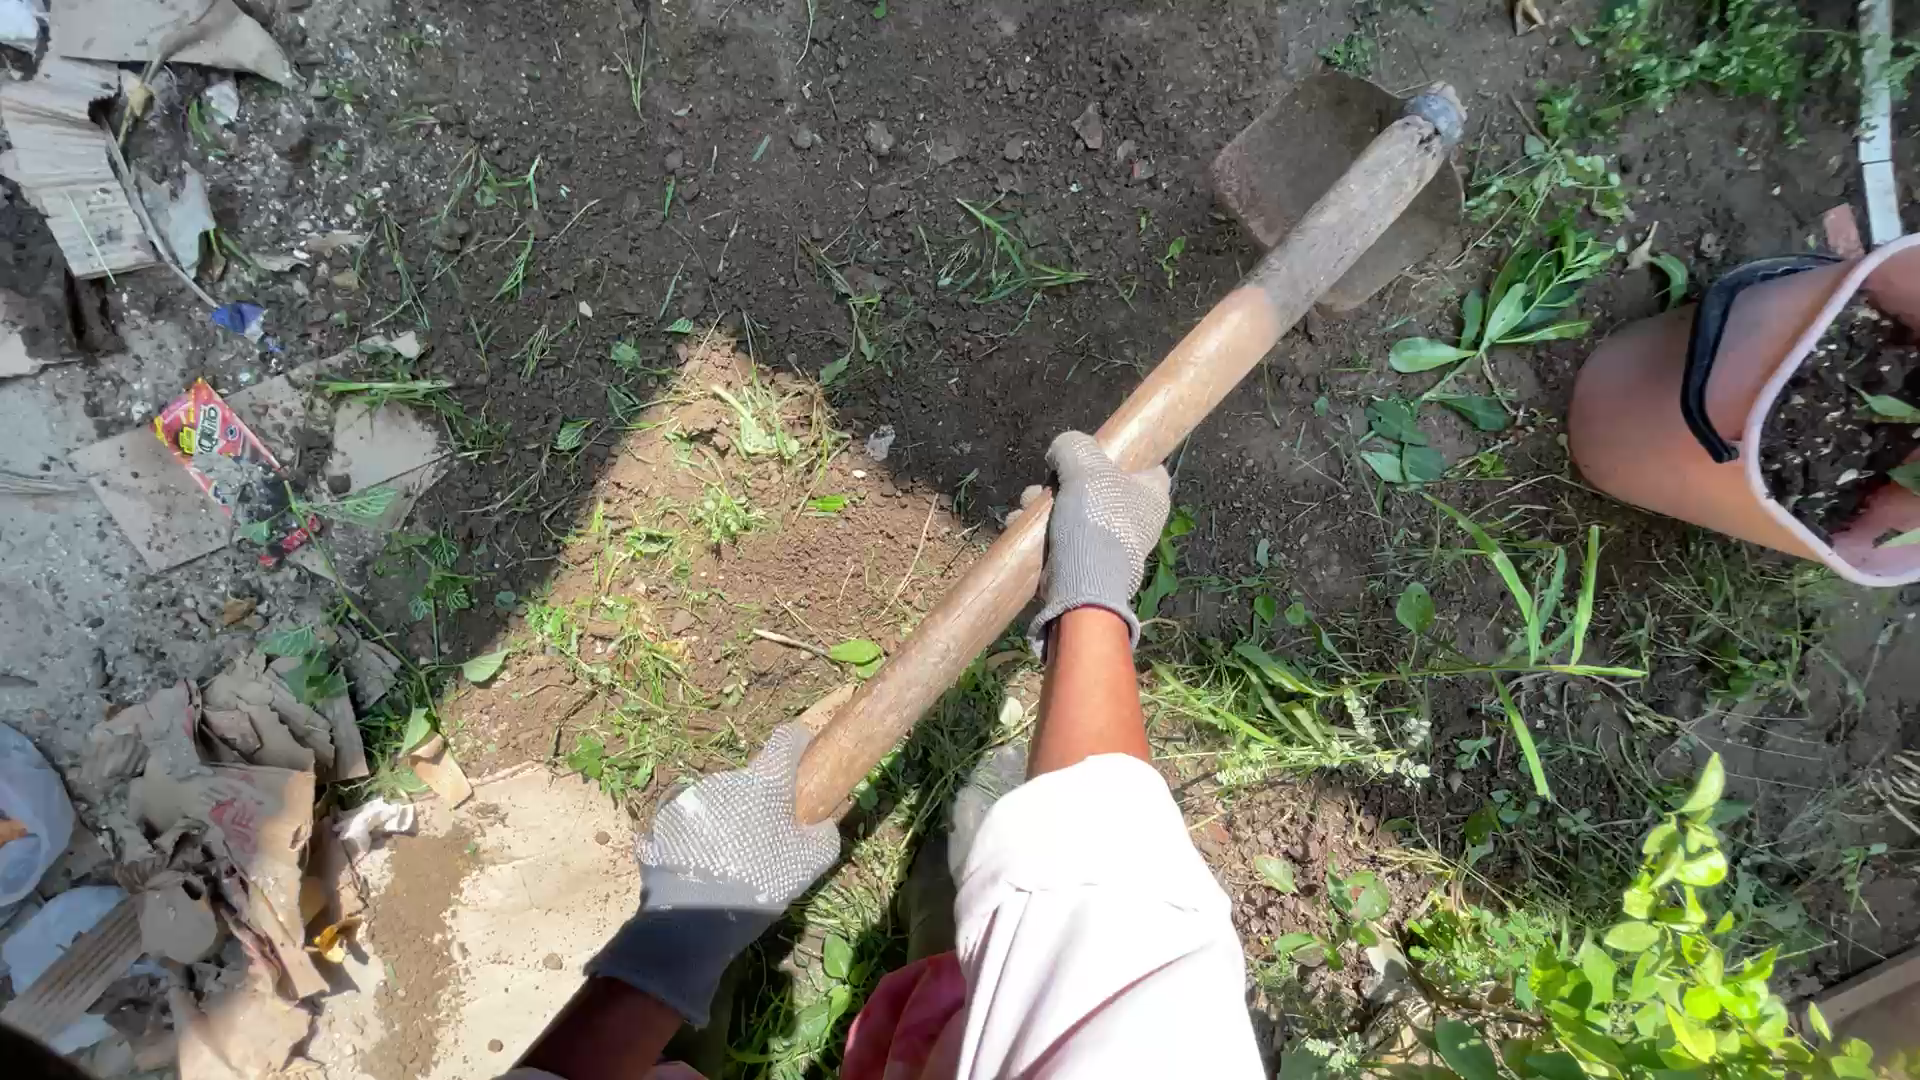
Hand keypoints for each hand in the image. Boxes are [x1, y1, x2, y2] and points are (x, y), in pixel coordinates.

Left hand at [586, 724, 839, 1025]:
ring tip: (732, 859)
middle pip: (754, 777)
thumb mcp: (810, 862)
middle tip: (768, 835)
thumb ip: (825, 833)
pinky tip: (706, 865)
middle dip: (764, 797)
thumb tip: (823, 822)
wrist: (692, 919)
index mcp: (767, 780)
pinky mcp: (669, 819)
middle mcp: (730, 778)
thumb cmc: (760, 881)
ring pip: (724, 798)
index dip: (799, 744)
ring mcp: (695, 796)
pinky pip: (696, 818)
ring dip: (732, 816)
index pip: (787, 738)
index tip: (804, 759)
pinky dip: (704, 833)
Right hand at [1026, 431, 1169, 653]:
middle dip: (1061, 481)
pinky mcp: (1084, 559)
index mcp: (1151, 494)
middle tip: (1046, 484)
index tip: (1092, 452)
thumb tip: (1062, 448)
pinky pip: (1060, 532)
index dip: (1118, 454)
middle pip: (1095, 483)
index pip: (1144, 463)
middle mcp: (1135, 518)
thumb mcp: (1085, 468)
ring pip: (1071, 507)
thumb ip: (1073, 446)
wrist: (1081, 584)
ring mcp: (1109, 541)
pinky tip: (1019, 522)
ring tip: (1026, 506)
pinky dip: (1039, 528)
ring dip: (1042, 503)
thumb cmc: (1095, 521)